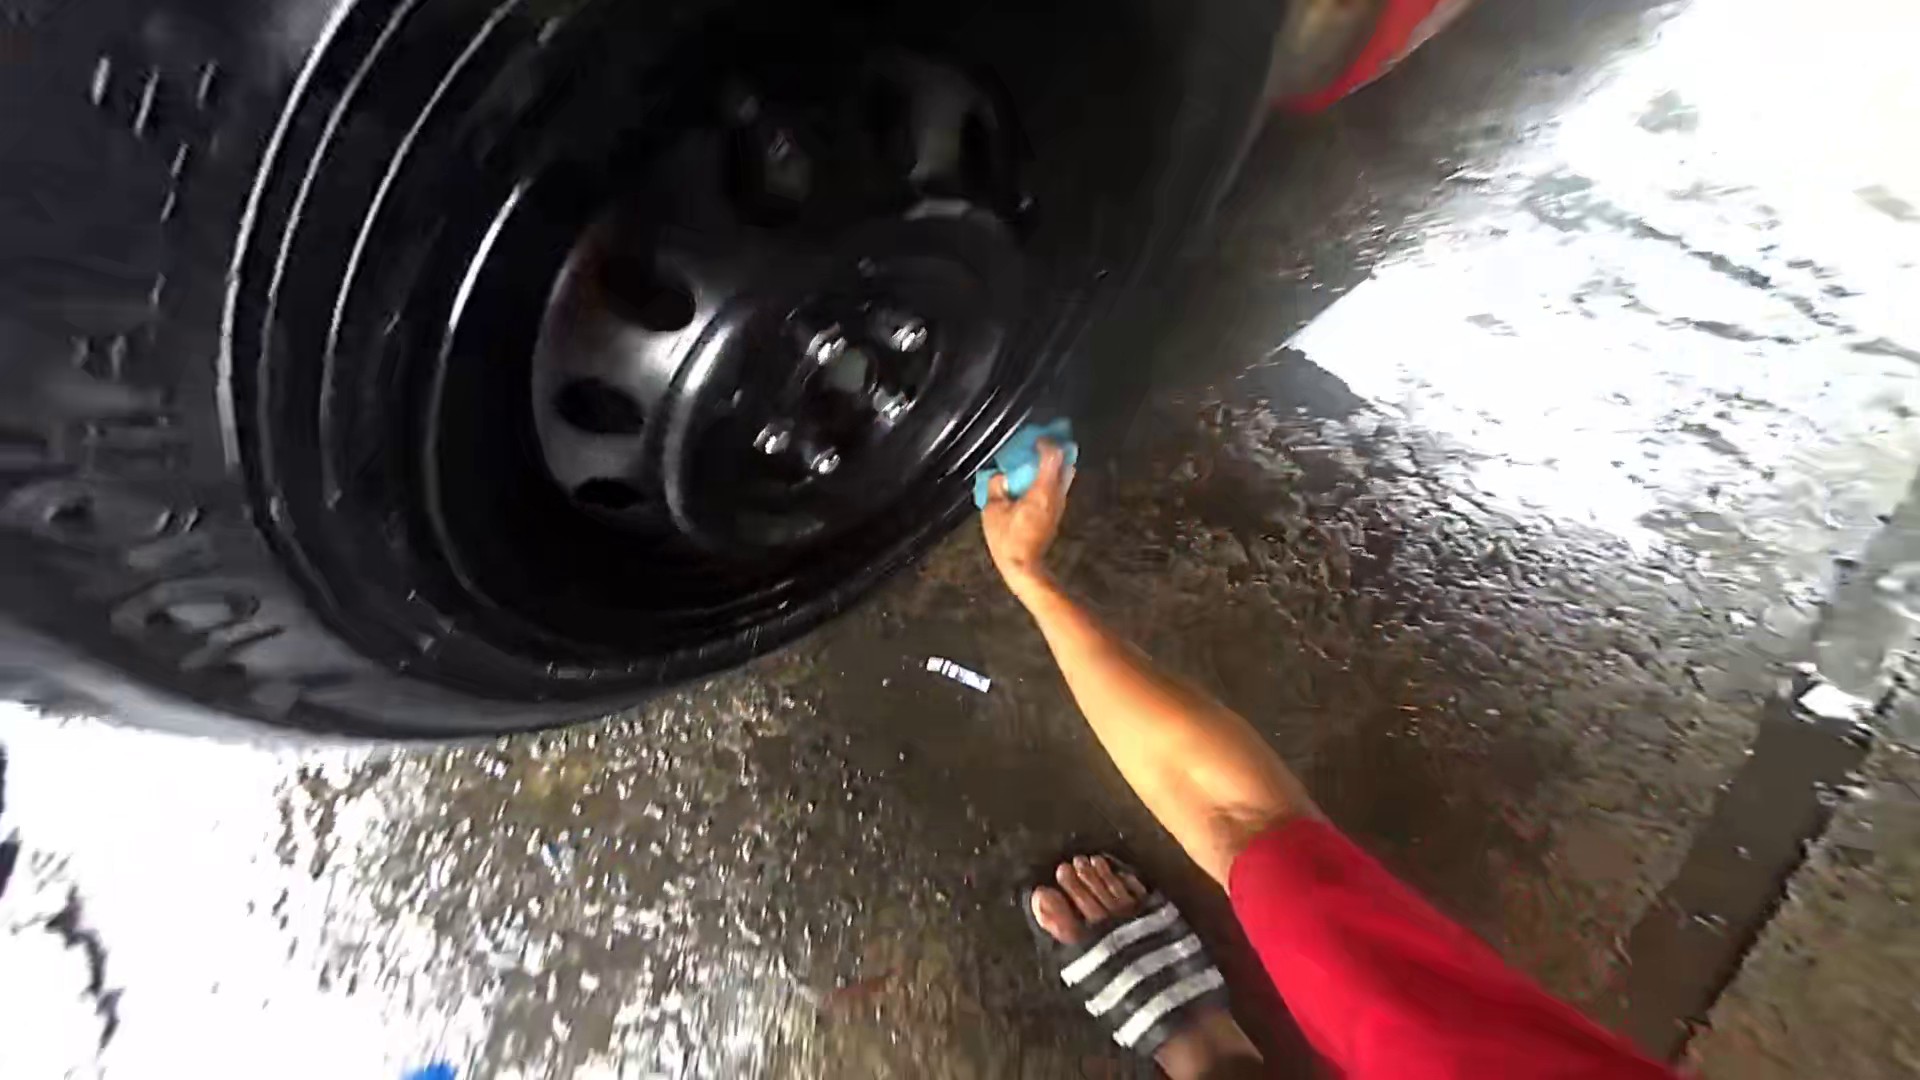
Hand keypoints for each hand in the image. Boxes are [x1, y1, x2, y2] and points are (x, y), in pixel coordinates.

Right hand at [981, 438, 1073, 597]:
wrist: (1024, 566)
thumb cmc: (1008, 540)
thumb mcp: (992, 511)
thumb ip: (996, 487)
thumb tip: (1000, 477)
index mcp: (1042, 491)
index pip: (1053, 456)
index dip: (1046, 442)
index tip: (1035, 440)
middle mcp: (1056, 496)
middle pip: (1066, 463)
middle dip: (1055, 452)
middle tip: (1039, 447)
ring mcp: (1059, 506)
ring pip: (1063, 477)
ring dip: (1051, 467)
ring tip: (1033, 465)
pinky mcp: (1056, 515)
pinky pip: (1057, 489)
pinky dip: (1048, 480)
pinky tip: (1031, 485)